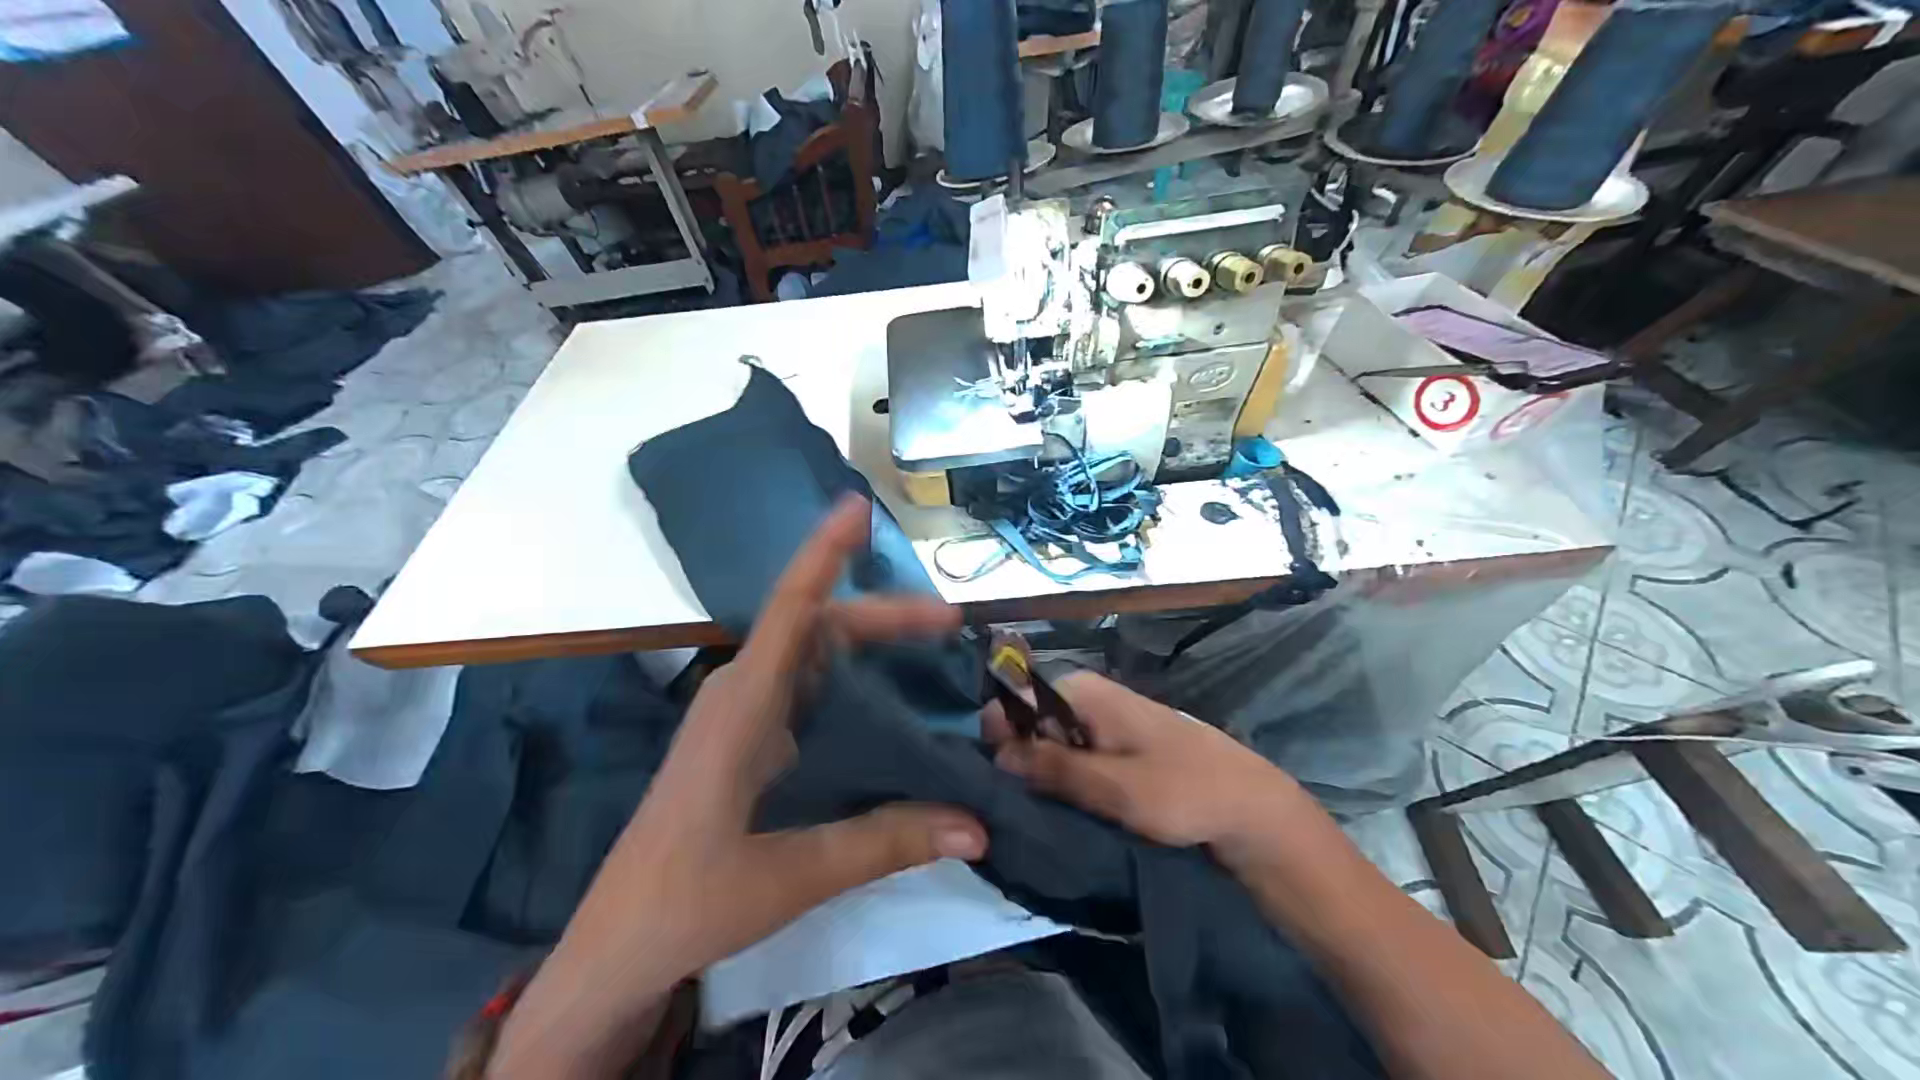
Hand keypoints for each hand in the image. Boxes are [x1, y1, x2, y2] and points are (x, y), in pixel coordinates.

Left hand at [493, 495, 986, 1078]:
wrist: (616, 947)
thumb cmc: (687, 901)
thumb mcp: (791, 876)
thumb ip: (884, 842)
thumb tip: (977, 826)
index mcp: (741, 707)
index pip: (789, 611)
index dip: (823, 554)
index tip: (856, 506)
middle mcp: (739, 695)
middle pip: (814, 627)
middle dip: (881, 615)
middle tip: (949, 621)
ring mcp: (739, 716)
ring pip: (808, 654)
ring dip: (865, 640)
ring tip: (930, 643)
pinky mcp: (743, 741)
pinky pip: (802, 686)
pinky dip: (847, 675)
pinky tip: (884, 697)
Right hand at [984, 670, 1295, 848]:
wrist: (1251, 808)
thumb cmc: (1183, 790)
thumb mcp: (1112, 785)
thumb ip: (1052, 767)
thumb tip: (995, 752)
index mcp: (1081, 690)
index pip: (1015, 696)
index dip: (998, 733)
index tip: (995, 776)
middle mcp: (1086, 695)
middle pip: (1028, 718)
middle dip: (1018, 755)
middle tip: (1019, 801)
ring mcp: (1101, 718)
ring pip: (1049, 739)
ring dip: (1041, 771)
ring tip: (1039, 808)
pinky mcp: (1114, 743)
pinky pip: (1071, 752)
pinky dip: (1064, 776)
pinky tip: (1065, 805)